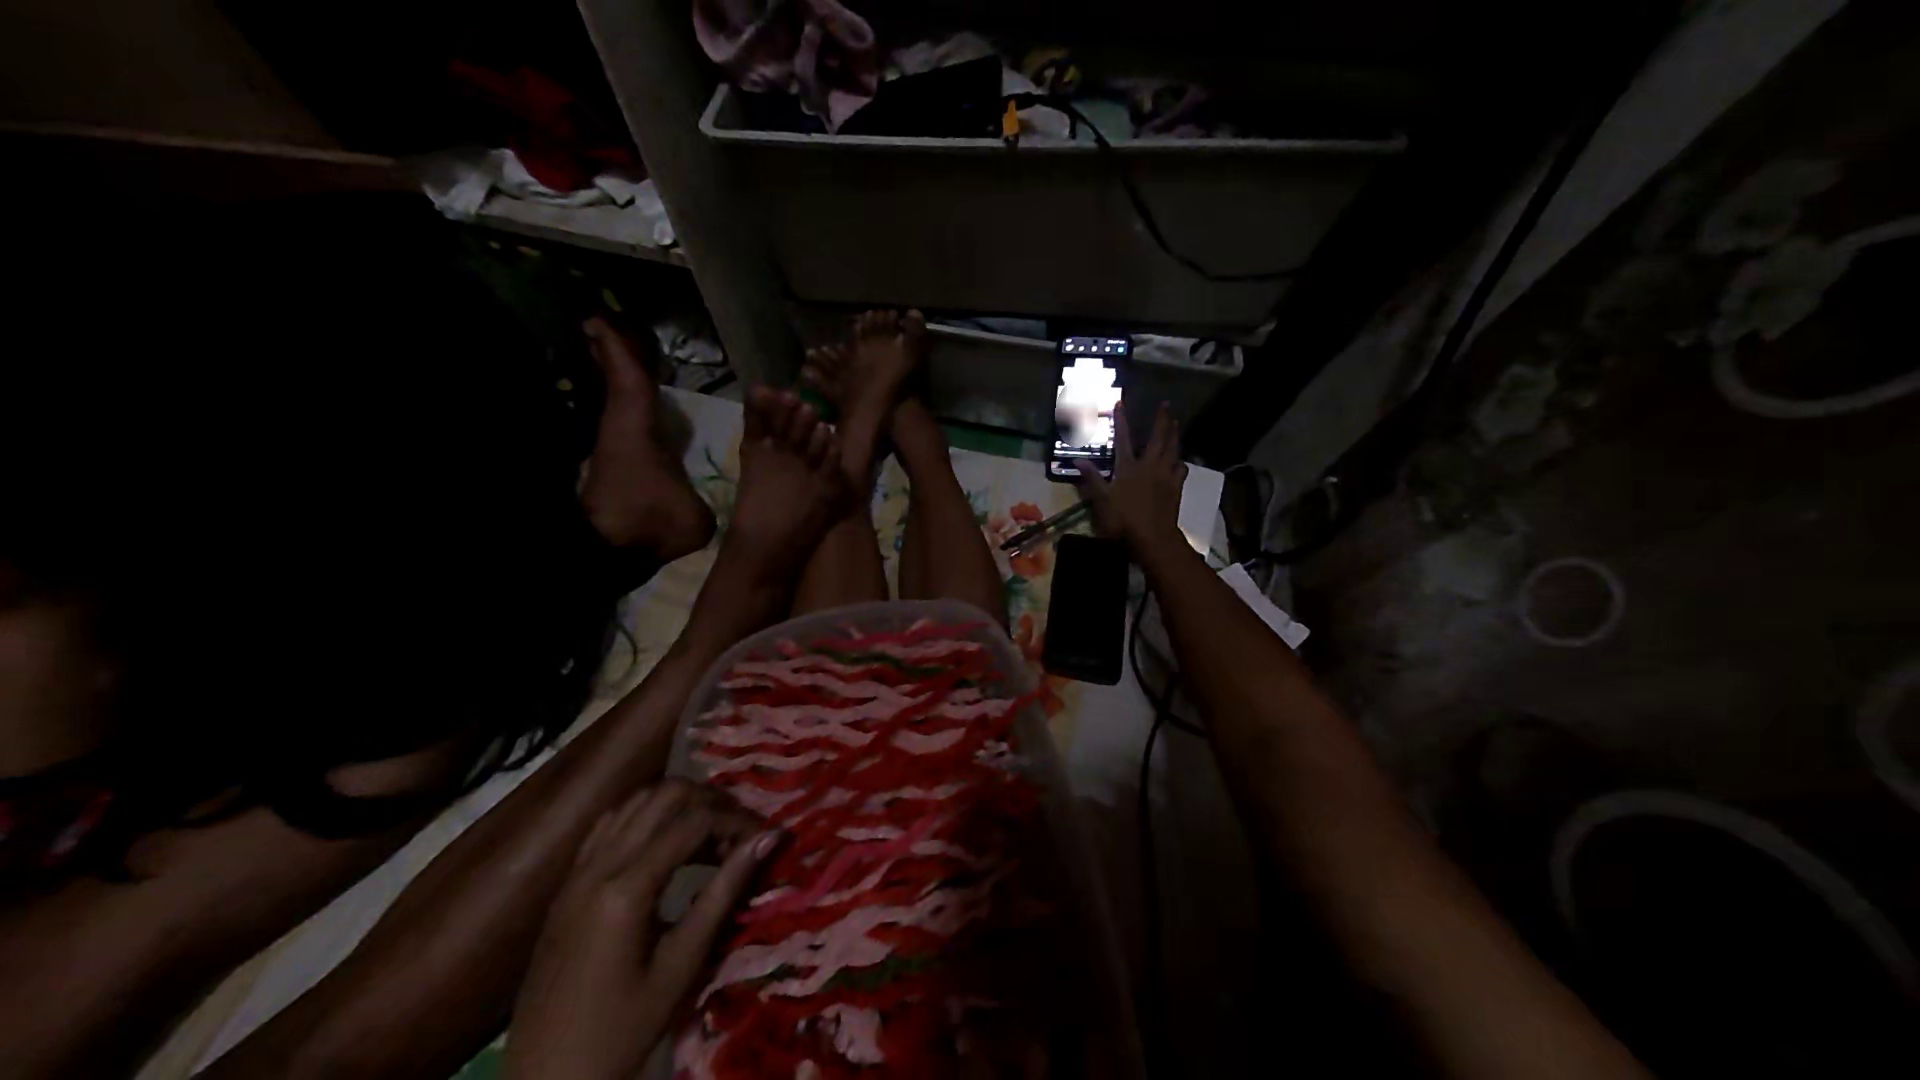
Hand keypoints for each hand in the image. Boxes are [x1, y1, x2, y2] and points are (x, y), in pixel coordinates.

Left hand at [506, 781, 777, 1079]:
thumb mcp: (683, 963)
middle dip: (712, 801)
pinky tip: (667, 843)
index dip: (738, 820)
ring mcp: (577, 869)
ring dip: (680, 805)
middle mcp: (598, 865)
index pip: (694, 821)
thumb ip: (724, 892)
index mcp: (625, 888)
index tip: (767, 838)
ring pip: (637, 799)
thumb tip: (768, 839)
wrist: (547, 1075)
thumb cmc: (624, 1028)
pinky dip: (646, 816)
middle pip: (665, 794)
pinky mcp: (567, 881)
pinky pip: (611, 822)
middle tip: (740, 831)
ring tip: (711, 836)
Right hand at [1075, 400, 1187, 554]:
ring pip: (1173, 449)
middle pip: (1158, 438)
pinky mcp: (1176, 487)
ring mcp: (1166, 475)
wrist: (1153, 537)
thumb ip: (1092, 478)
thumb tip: (1078, 460)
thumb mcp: (1102, 499)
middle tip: (1166, 405)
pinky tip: (1179, 461)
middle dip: (1161, 420)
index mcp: (1129, 467)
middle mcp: (1150, 466)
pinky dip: (1180, 462)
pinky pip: (1181, 469)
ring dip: (1174, 435)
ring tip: (1175, 423)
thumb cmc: (1123, 519)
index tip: (1120, 403)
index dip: (1121, 420)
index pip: (1123, 438)